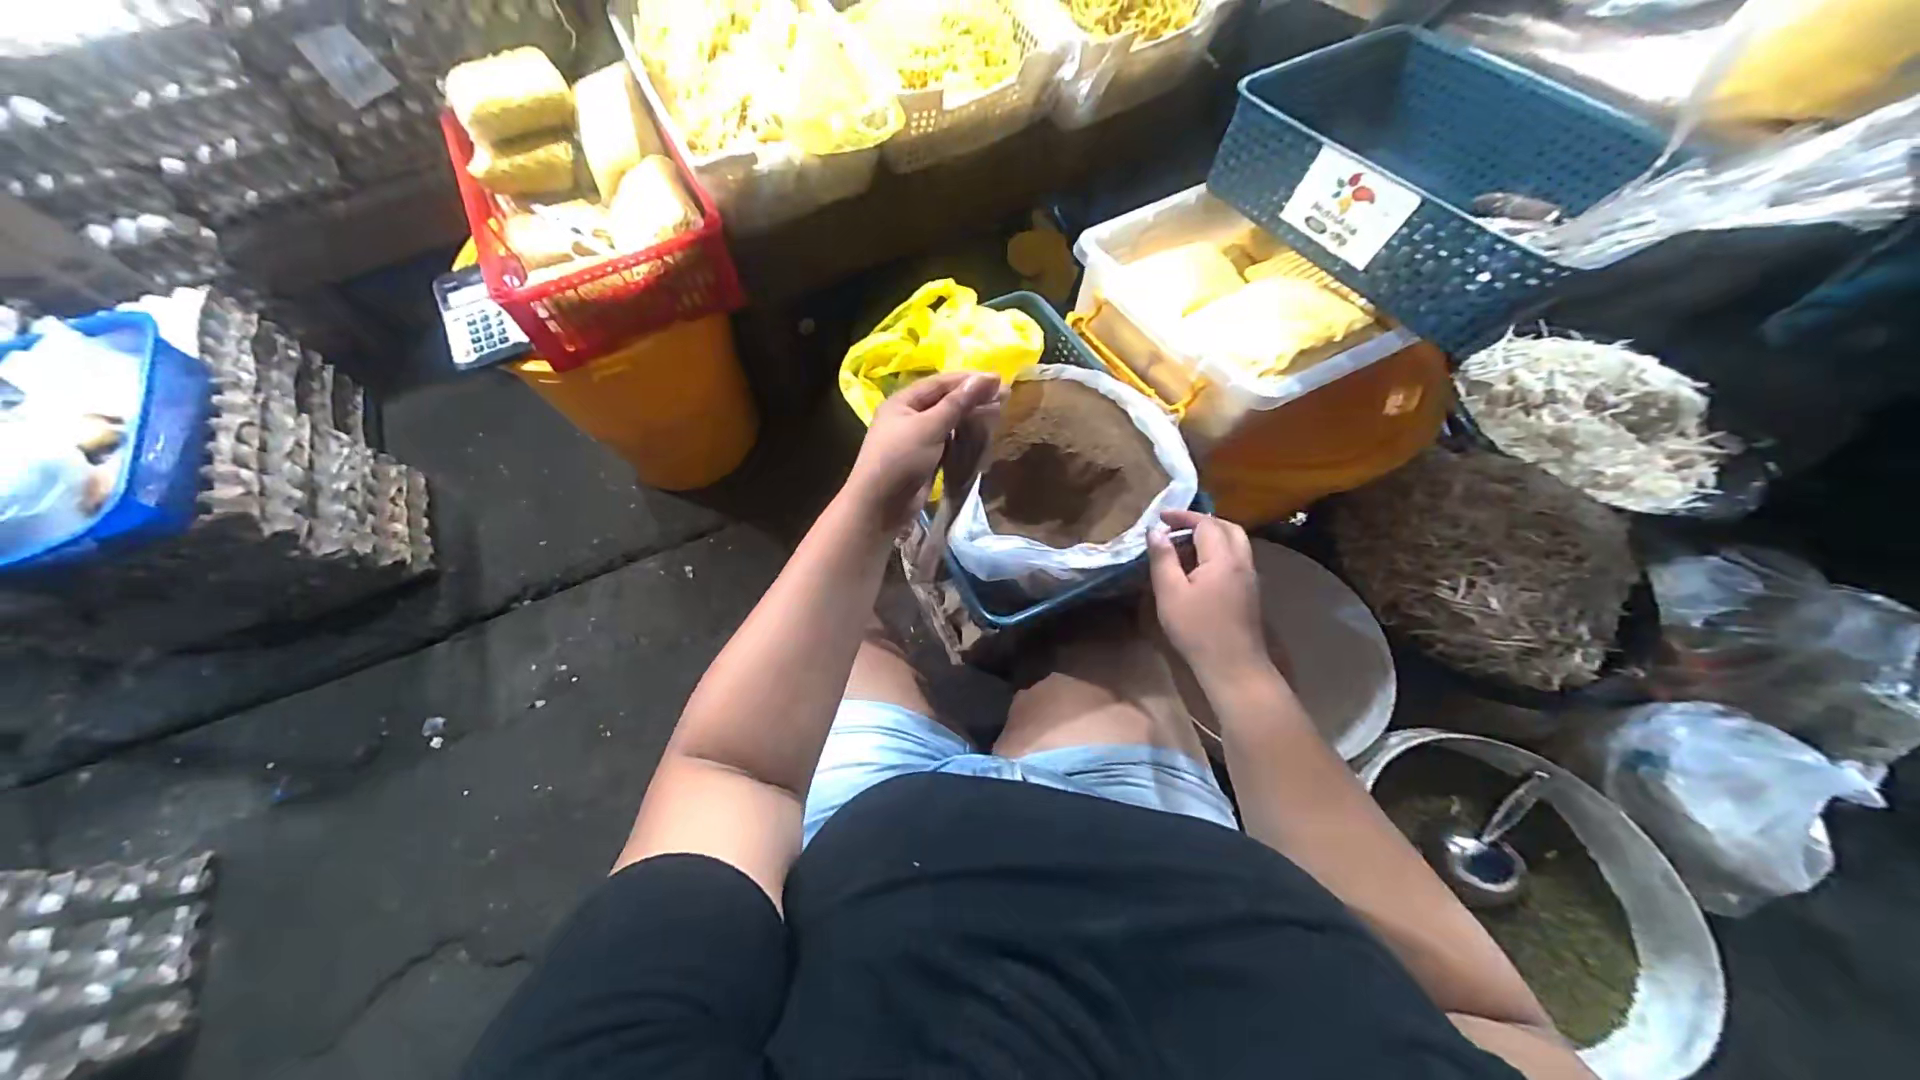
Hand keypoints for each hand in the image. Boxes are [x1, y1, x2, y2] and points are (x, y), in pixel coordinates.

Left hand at [843, 372, 1002, 532]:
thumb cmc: (901, 459)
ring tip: (997, 413)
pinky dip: (964, 437)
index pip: (941, 382)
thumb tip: (988, 378)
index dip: (969, 379)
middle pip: (945, 401)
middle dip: (973, 398)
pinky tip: (981, 434)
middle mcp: (909, 416)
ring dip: (971, 417)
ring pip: (948, 422)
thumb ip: (958, 403)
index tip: (999, 380)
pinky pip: (948, 441)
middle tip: (1004, 397)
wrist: (880, 506)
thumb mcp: (930, 427)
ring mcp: (917, 439)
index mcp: (903, 401)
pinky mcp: (925, 459)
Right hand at [1146, 509, 1270, 685]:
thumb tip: (1155, 532)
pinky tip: (1199, 566)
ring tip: (1184, 544)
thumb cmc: (1197, 629)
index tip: (1160, 518)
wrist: (1233, 666)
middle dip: (1201, 521)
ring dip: (1212, 535)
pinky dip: (1218, 550)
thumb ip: (1163, 559)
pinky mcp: (1250, 591)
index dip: (1182, 517)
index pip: (1205, 523)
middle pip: (1227, 527)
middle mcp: (1242, 561)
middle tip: (1175, 526)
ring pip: (1235, 542)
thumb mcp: (1170, 593)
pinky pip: (1237, 557)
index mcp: (1223, 558)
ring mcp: (1250, 576)